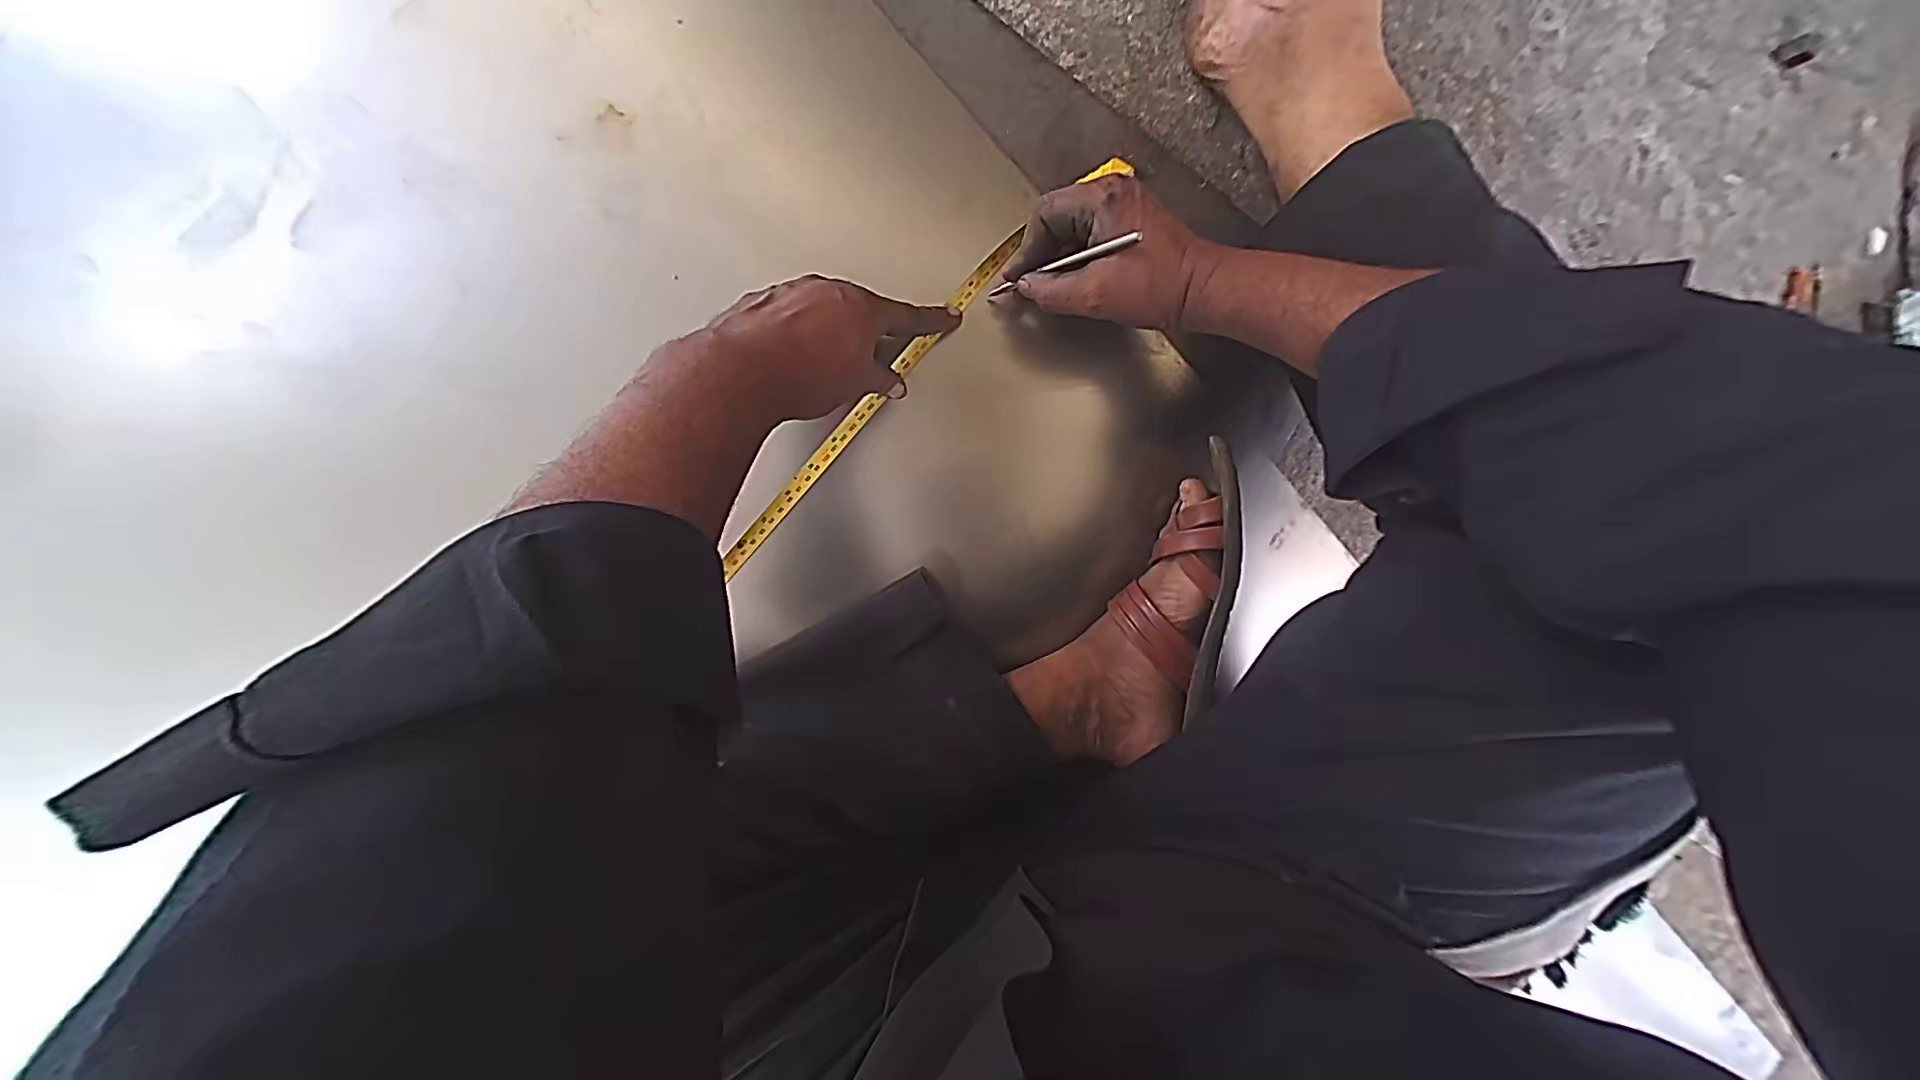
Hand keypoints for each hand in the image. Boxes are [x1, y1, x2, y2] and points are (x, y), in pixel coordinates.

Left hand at [691, 275, 959, 421]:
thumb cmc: (795, 375)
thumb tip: (889, 381)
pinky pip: (793, 318)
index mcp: (861, 307)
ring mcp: (793, 293)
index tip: (945, 318)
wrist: (739, 374)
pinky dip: (798, 336)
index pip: (907, 316)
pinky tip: (794, 360)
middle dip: (869, 336)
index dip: (931, 321)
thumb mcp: (855, 385)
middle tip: (869, 363)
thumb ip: (879, 378)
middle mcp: (827, 291)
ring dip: (830, 337)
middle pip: (862, 312)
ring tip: (821, 370)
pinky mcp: (764, 304)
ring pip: (825, 313)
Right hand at [998, 177, 1218, 330]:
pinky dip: (1075, 256)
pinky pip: (1089, 232)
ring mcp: (1123, 204)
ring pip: (1071, 226)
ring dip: (1058, 256)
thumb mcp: (1096, 294)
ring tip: (1052, 284)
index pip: (1045, 215)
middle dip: (1041, 253)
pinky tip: (1074, 279)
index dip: (1027, 250)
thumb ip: (1052, 290)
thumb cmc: (1161, 286)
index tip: (1019, 276)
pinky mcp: (1129, 221)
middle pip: (1056, 217)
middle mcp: (1114, 192)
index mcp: (1104, 199)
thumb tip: (1027, 286)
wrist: (1200, 290)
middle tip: (1031, 281)